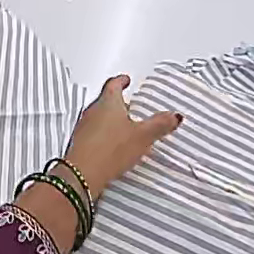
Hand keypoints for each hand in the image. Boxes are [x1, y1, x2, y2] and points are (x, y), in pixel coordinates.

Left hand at [63, 74, 182, 198]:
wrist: (82, 174)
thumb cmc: (109, 150)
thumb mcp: (143, 136)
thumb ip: (159, 124)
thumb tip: (173, 116)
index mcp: (108, 103)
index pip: (113, 84)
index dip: (121, 81)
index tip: (125, 79)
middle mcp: (92, 111)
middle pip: (106, 101)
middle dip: (118, 102)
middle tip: (129, 104)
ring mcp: (84, 127)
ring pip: (99, 117)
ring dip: (111, 119)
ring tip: (124, 127)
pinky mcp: (80, 143)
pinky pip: (93, 133)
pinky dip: (104, 135)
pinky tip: (113, 146)